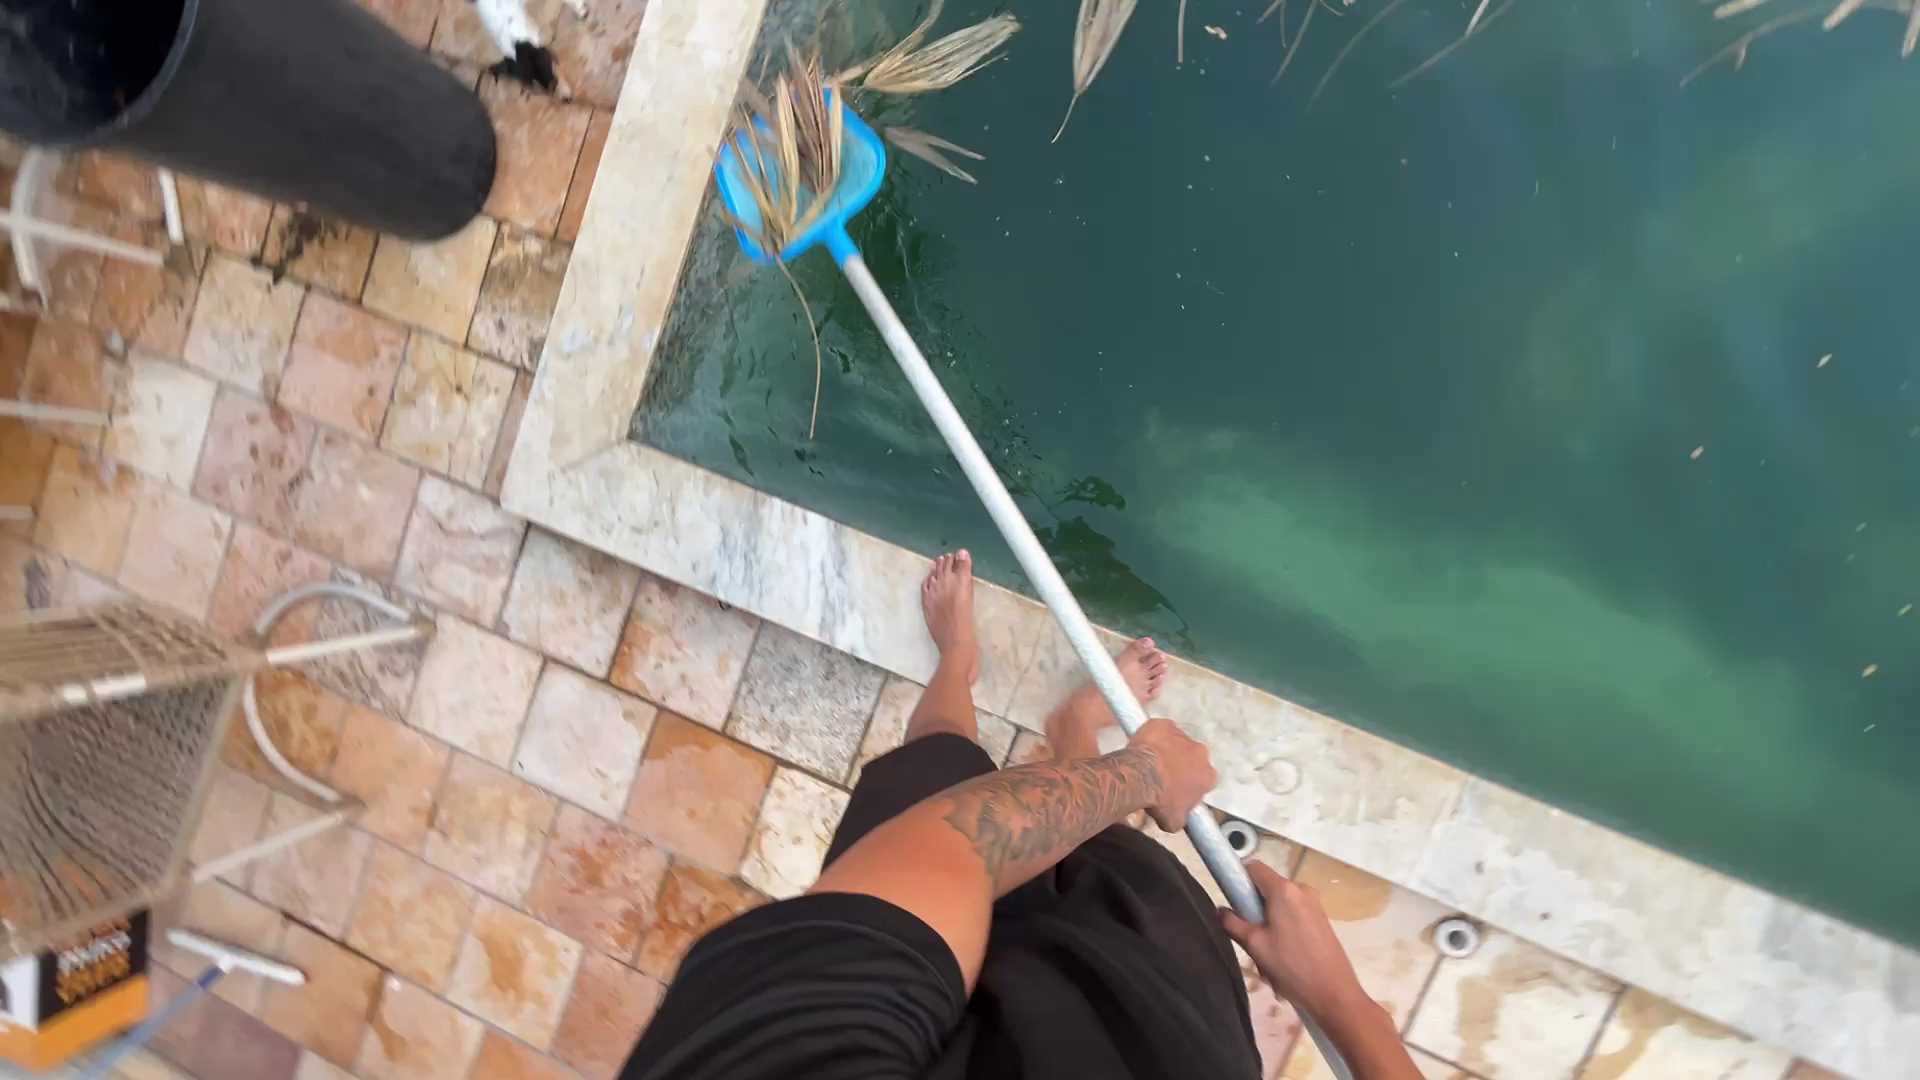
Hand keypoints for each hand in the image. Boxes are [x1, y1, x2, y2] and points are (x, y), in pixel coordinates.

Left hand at [1127, 717, 1215, 831]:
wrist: (1141, 775)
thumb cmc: (1160, 800)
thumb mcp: (1175, 820)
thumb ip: (1183, 816)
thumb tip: (1178, 817)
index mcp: (1208, 776)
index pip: (1204, 779)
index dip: (1191, 783)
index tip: (1177, 787)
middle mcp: (1201, 752)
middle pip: (1192, 758)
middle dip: (1181, 764)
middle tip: (1162, 774)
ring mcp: (1181, 735)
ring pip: (1175, 742)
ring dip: (1167, 749)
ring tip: (1149, 760)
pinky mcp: (1162, 724)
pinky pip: (1159, 729)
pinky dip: (1153, 735)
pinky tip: (1143, 745)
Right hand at [1220, 860, 1369, 1020]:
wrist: (1337, 998)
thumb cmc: (1293, 967)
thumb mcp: (1255, 945)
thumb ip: (1232, 923)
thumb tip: (1219, 910)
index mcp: (1284, 889)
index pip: (1253, 867)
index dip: (1237, 878)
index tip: (1231, 900)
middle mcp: (1301, 889)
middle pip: (1266, 888)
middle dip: (1254, 909)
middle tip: (1251, 937)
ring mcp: (1314, 904)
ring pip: (1279, 904)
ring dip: (1268, 924)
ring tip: (1269, 955)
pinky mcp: (1322, 920)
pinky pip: (1293, 915)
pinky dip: (1283, 930)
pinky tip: (1284, 958)